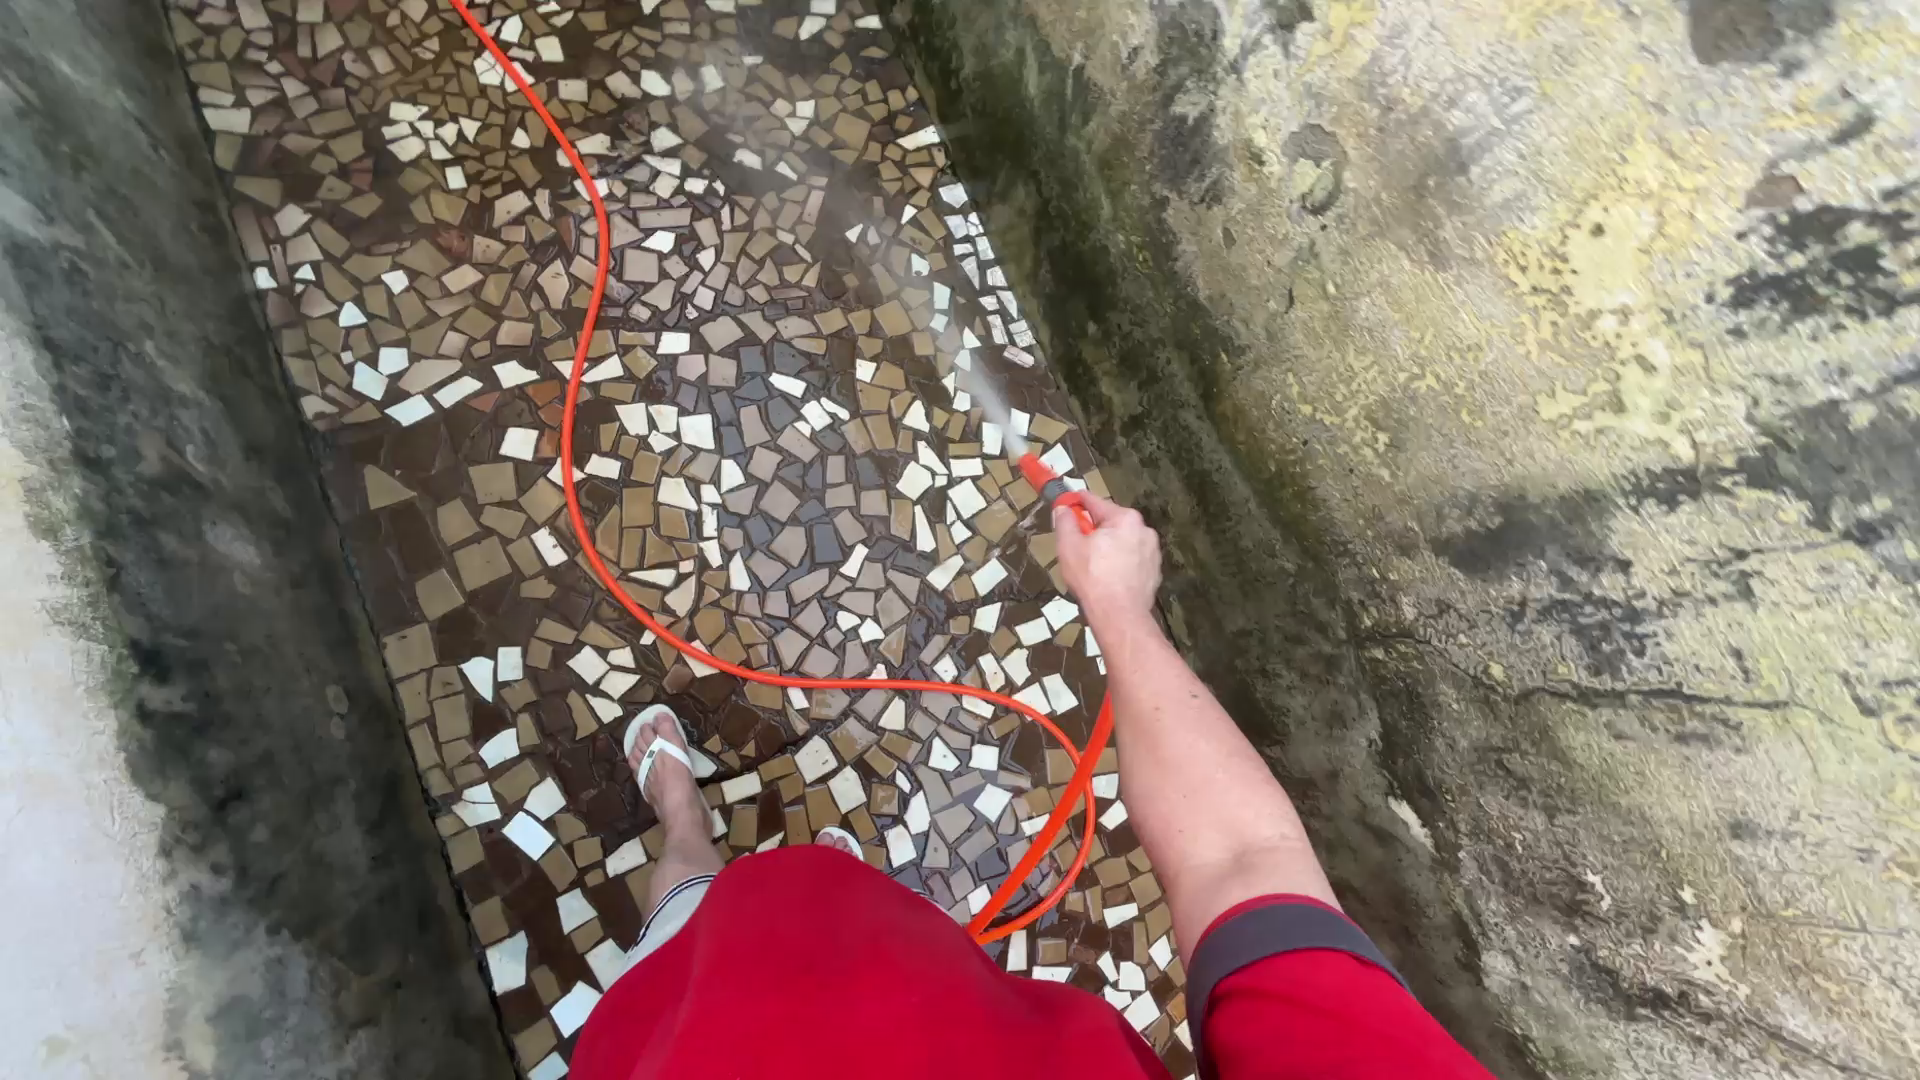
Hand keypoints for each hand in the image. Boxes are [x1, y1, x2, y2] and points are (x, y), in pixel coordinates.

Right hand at [1053, 492, 1161, 621]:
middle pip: (1110, 522)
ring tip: (1092, 566)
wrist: (1119, 615)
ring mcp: (1153, 551)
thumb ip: (1065, 522)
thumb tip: (1063, 508)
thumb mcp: (1068, 546)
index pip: (1095, 501)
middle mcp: (1143, 529)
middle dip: (1093, 529)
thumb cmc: (1092, 577)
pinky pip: (1132, 559)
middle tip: (1076, 544)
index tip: (1064, 502)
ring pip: (1122, 541)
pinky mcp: (1155, 571)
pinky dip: (1119, 563)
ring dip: (1107, 546)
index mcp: (1124, 518)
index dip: (1076, 501)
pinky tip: (1107, 578)